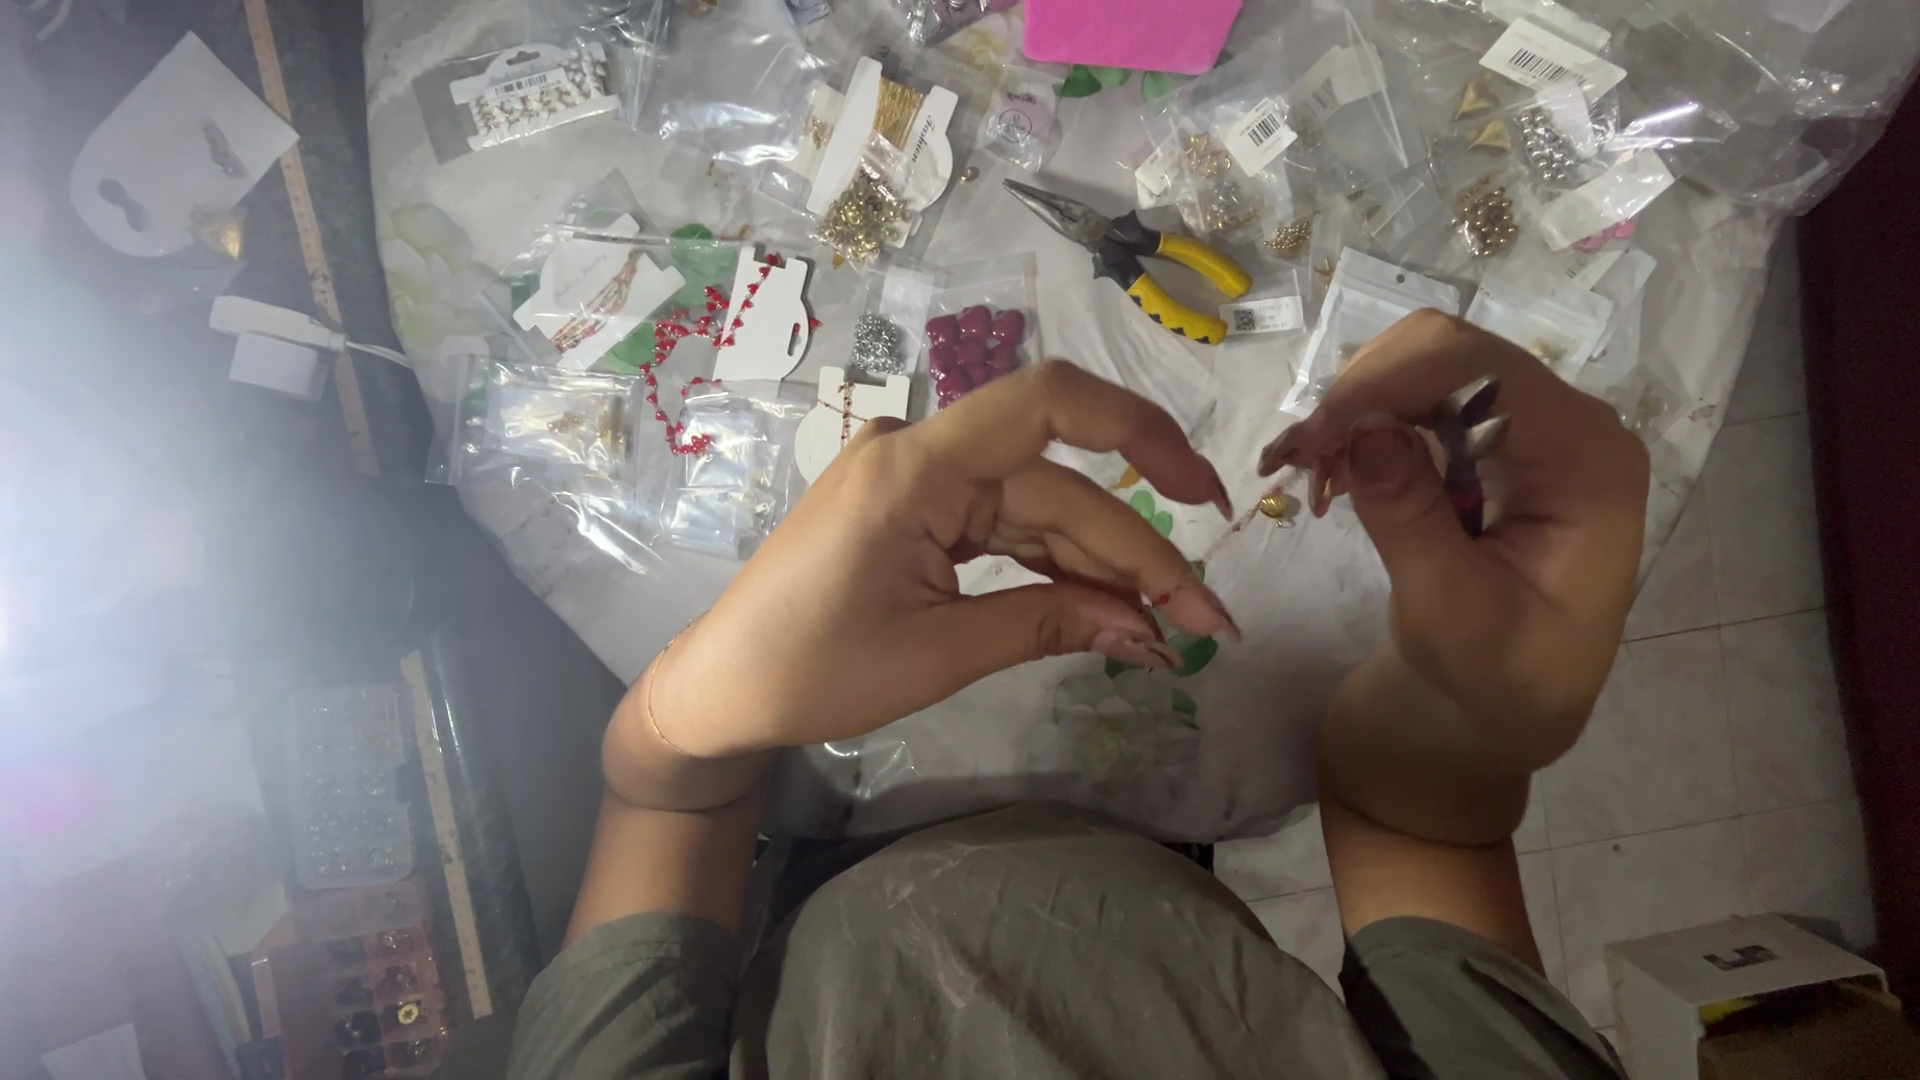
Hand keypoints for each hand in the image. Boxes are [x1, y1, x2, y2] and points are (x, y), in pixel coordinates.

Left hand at [637, 361, 1238, 769]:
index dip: (1138, 433)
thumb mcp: (938, 652)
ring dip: (1103, 564)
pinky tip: (1106, 606)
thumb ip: (1048, 623)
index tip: (1203, 493)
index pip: (1045, 405)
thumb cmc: (811, 671)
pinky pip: (1005, 528)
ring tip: (1169, 624)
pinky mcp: (921, 513)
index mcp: (915, 468)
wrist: (724, 686)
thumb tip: (1154, 630)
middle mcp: (923, 455)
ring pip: (1039, 509)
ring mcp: (921, 483)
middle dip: (1136, 550)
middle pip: (1057, 484)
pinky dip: (1055, 568)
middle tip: (1205, 618)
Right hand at [1260, 311, 1648, 768]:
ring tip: (1305, 474)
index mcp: (1584, 460)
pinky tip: (1328, 476)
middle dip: (1362, 392)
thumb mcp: (1449, 611)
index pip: (1480, 369)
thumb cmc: (1491, 677)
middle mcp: (1560, 428)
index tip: (1311, 442)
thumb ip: (1412, 521)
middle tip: (1298, 459)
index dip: (1385, 386)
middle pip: (1446, 354)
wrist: (1495, 708)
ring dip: (1351, 411)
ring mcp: (1520, 437)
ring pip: (1418, 372)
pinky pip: (1409, 407)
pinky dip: (1357, 428)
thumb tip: (1364, 433)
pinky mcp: (1481, 452)